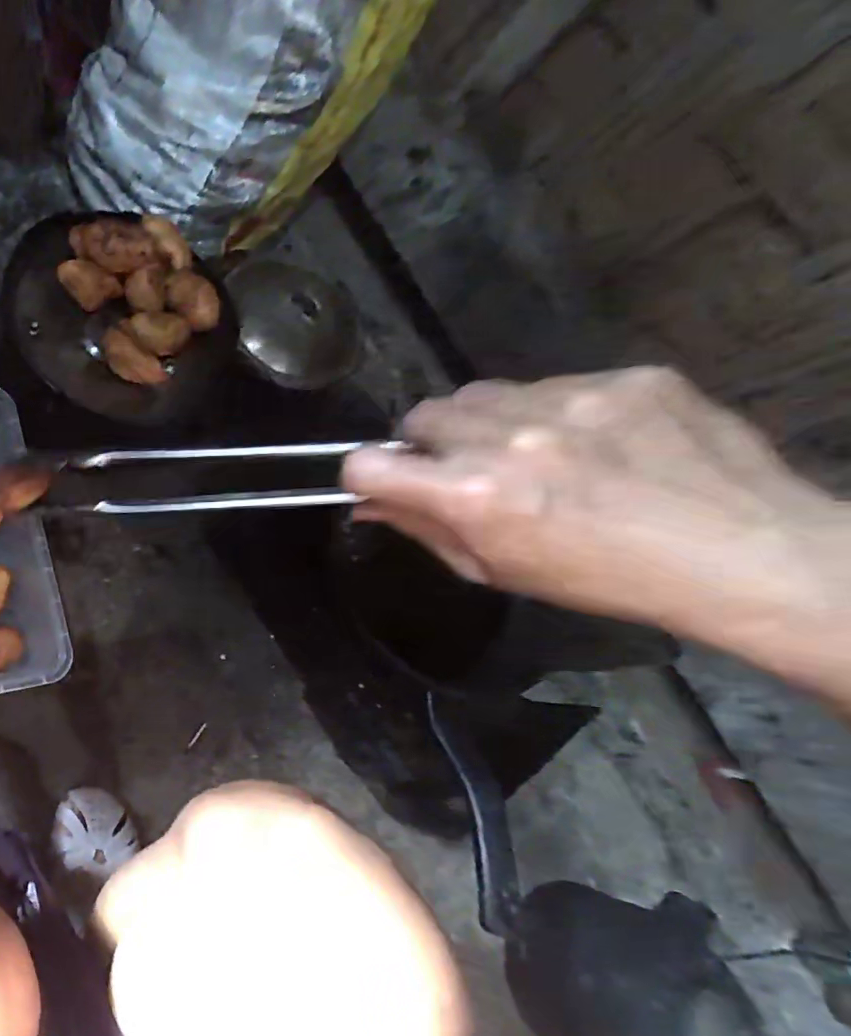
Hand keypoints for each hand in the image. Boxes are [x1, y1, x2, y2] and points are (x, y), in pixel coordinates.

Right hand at [342, 367, 844, 640]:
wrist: (749, 554)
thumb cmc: (600, 576)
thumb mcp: (492, 568)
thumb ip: (420, 527)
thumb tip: (366, 503)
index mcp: (471, 494)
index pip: (366, 463)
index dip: (367, 475)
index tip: (388, 484)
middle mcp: (509, 439)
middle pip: (420, 415)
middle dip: (429, 441)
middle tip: (466, 466)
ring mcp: (571, 401)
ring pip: (481, 393)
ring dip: (485, 420)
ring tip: (531, 449)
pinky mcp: (628, 379)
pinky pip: (553, 383)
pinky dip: (553, 409)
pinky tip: (592, 439)